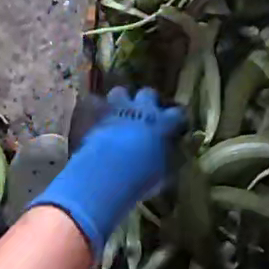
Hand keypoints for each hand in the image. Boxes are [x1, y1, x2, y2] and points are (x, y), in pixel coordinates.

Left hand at [30, 88, 184, 254]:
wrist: (107, 170)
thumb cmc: (142, 177)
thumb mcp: (163, 175)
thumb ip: (166, 161)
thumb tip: (167, 159)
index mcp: (163, 123)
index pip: (177, 114)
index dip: (176, 119)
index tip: (176, 125)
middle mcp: (142, 110)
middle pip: (148, 93)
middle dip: (147, 101)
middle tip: (145, 114)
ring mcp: (117, 109)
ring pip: (120, 92)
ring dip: (120, 101)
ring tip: (117, 113)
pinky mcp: (93, 113)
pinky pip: (94, 104)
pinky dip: (94, 110)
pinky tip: (92, 120)